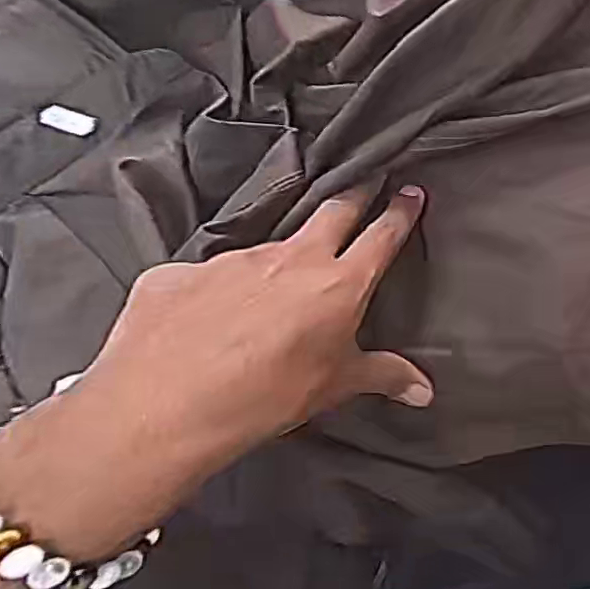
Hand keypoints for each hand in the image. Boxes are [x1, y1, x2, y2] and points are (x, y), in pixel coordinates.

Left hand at [0, 183, 430, 565]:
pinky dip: (222, 289)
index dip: (400, 211)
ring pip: (271, 245)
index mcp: (338, 283)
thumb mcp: (335, 385)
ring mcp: (234, 259)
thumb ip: (385, 376)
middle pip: (333, 211)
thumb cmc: (267, 395)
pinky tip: (212, 318)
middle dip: (355, 193)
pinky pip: (212, 275)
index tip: (411, 191)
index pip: (381, 235)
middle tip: (366, 182)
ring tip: (277, 286)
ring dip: (284, 257)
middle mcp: (290, 259)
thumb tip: (426, 392)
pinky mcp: (181, 272)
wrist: (163, 407)